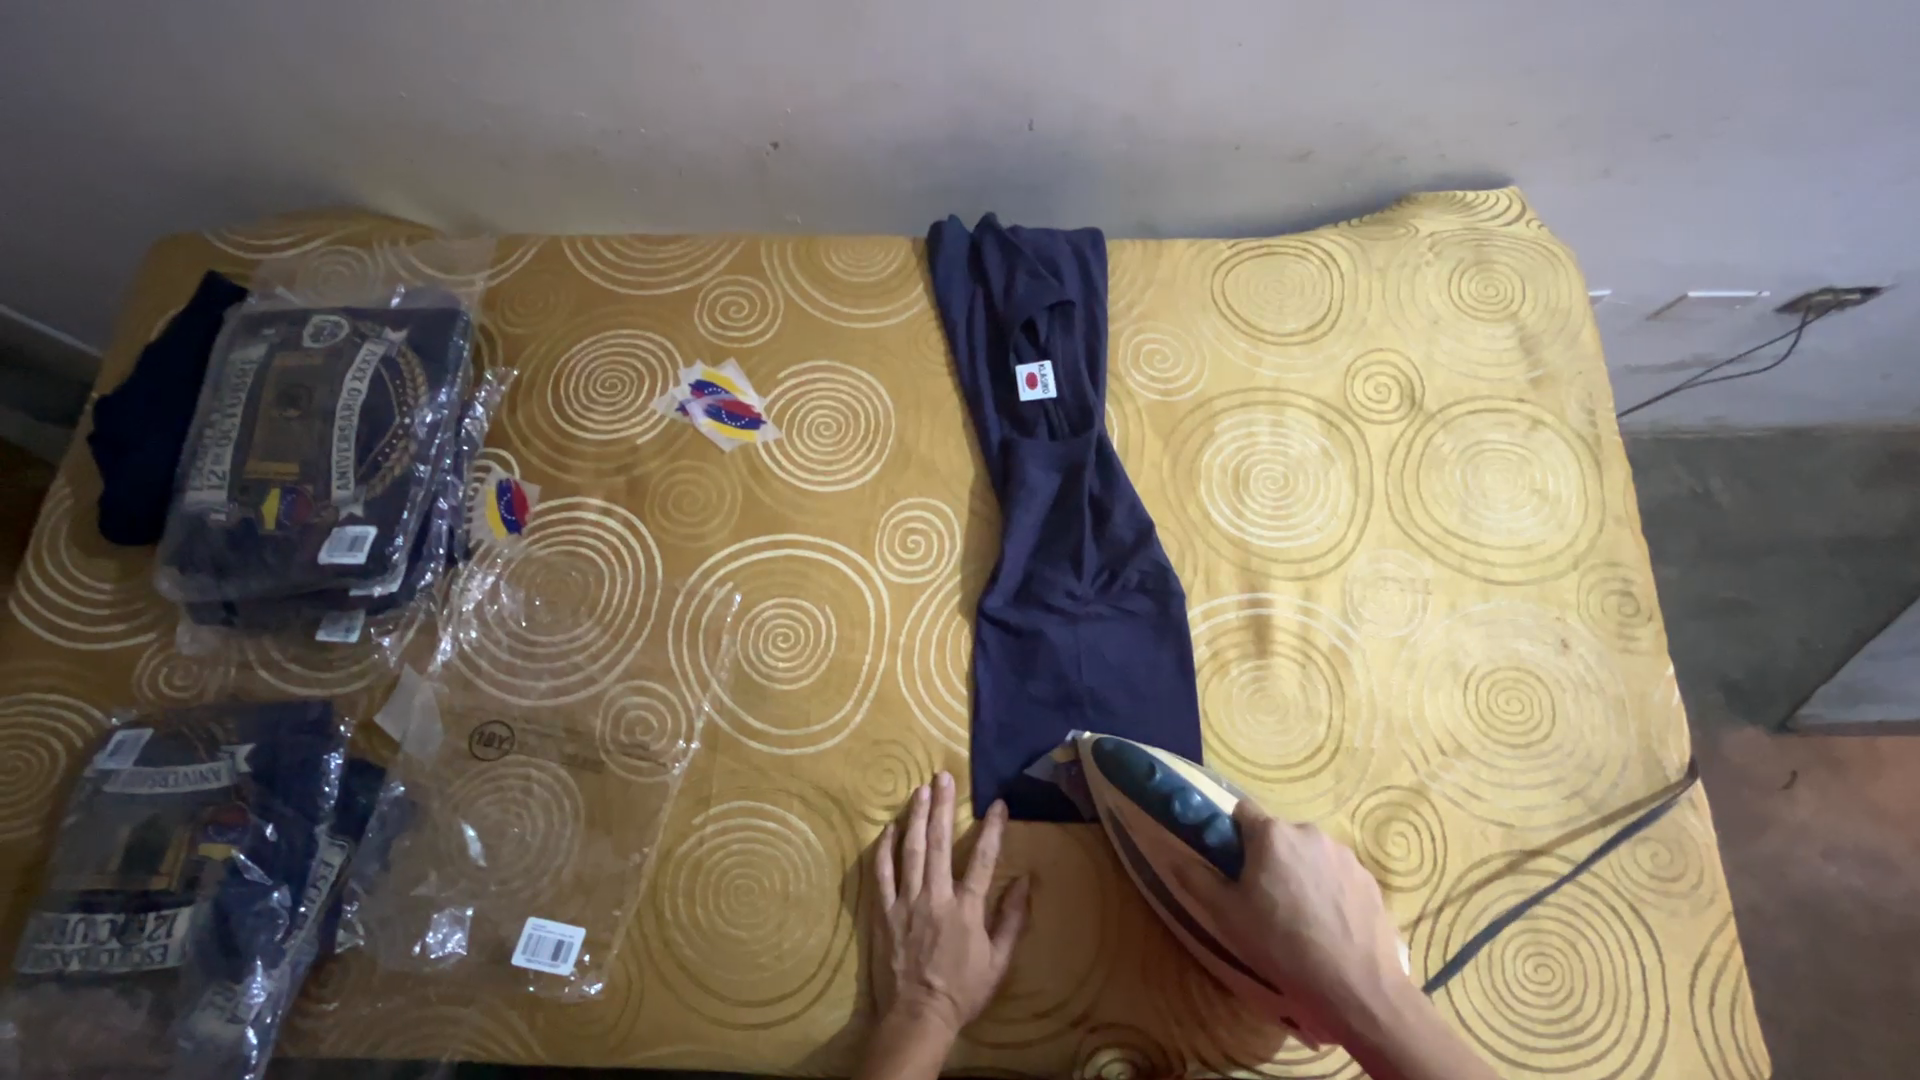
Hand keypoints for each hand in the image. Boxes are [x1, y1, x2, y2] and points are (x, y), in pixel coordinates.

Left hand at [871, 772, 1030, 1035]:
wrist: (918, 1016)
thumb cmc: (963, 990)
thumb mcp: (998, 962)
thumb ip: (1012, 920)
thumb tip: (1026, 882)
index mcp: (967, 908)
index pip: (984, 859)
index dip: (993, 829)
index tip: (998, 803)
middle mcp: (936, 896)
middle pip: (941, 842)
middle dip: (943, 806)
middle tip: (943, 777)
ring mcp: (906, 901)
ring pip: (911, 850)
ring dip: (916, 817)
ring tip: (920, 789)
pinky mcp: (884, 911)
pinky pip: (882, 873)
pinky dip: (885, 848)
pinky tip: (890, 828)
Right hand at [1176, 799, 1409, 1040]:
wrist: (1357, 988)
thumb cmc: (1283, 946)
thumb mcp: (1227, 916)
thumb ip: (1197, 878)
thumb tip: (1177, 856)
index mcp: (1271, 834)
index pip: (1242, 811)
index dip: (1233, 835)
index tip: (1234, 865)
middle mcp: (1308, 832)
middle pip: (1277, 834)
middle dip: (1268, 857)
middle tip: (1264, 898)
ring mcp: (1343, 854)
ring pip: (1308, 853)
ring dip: (1299, 871)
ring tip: (1300, 915)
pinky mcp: (1368, 878)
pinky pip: (1336, 872)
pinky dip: (1328, 888)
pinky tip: (1328, 923)